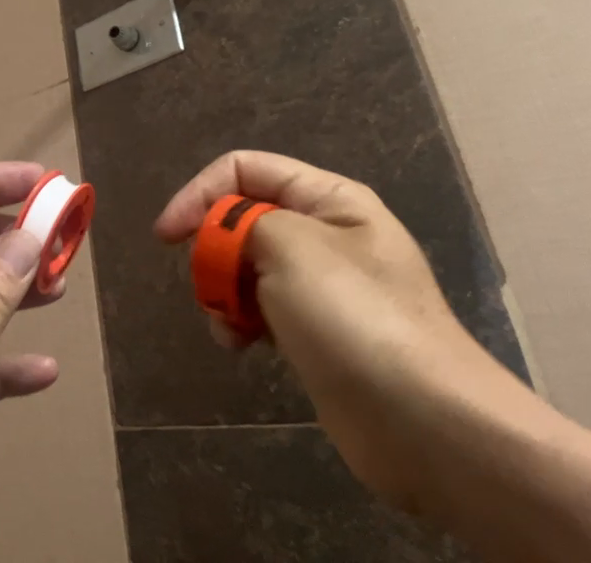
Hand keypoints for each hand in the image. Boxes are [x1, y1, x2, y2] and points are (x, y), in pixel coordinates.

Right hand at [155, 152, 590, 562]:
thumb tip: (219, 235)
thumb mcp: (290, 245)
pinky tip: (240, 346)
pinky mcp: (316, 333)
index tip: (166, 236)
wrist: (424, 420)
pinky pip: (260, 309)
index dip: (199, 194)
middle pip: (241, 219)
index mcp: (331, 200)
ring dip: (222, 291)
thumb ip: (239, 221)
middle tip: (208, 286)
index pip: (244, 169)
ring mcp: (323, 287)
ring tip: (228, 326)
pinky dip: (239, 322)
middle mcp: (327, 235)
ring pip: (245, 268)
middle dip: (211, 249)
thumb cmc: (355, 318)